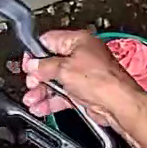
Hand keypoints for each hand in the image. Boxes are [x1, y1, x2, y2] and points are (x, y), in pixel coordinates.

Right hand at [22, 29, 146, 133]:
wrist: (119, 104)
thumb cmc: (102, 81)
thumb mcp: (64, 69)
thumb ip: (44, 66)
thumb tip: (33, 65)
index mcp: (78, 41)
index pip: (49, 40)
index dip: (35, 52)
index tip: (27, 63)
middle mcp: (81, 56)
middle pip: (51, 63)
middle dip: (37, 75)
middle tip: (31, 83)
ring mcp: (83, 74)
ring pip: (56, 81)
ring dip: (41, 91)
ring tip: (32, 99)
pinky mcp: (84, 91)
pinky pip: (62, 94)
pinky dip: (51, 101)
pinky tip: (40, 107)